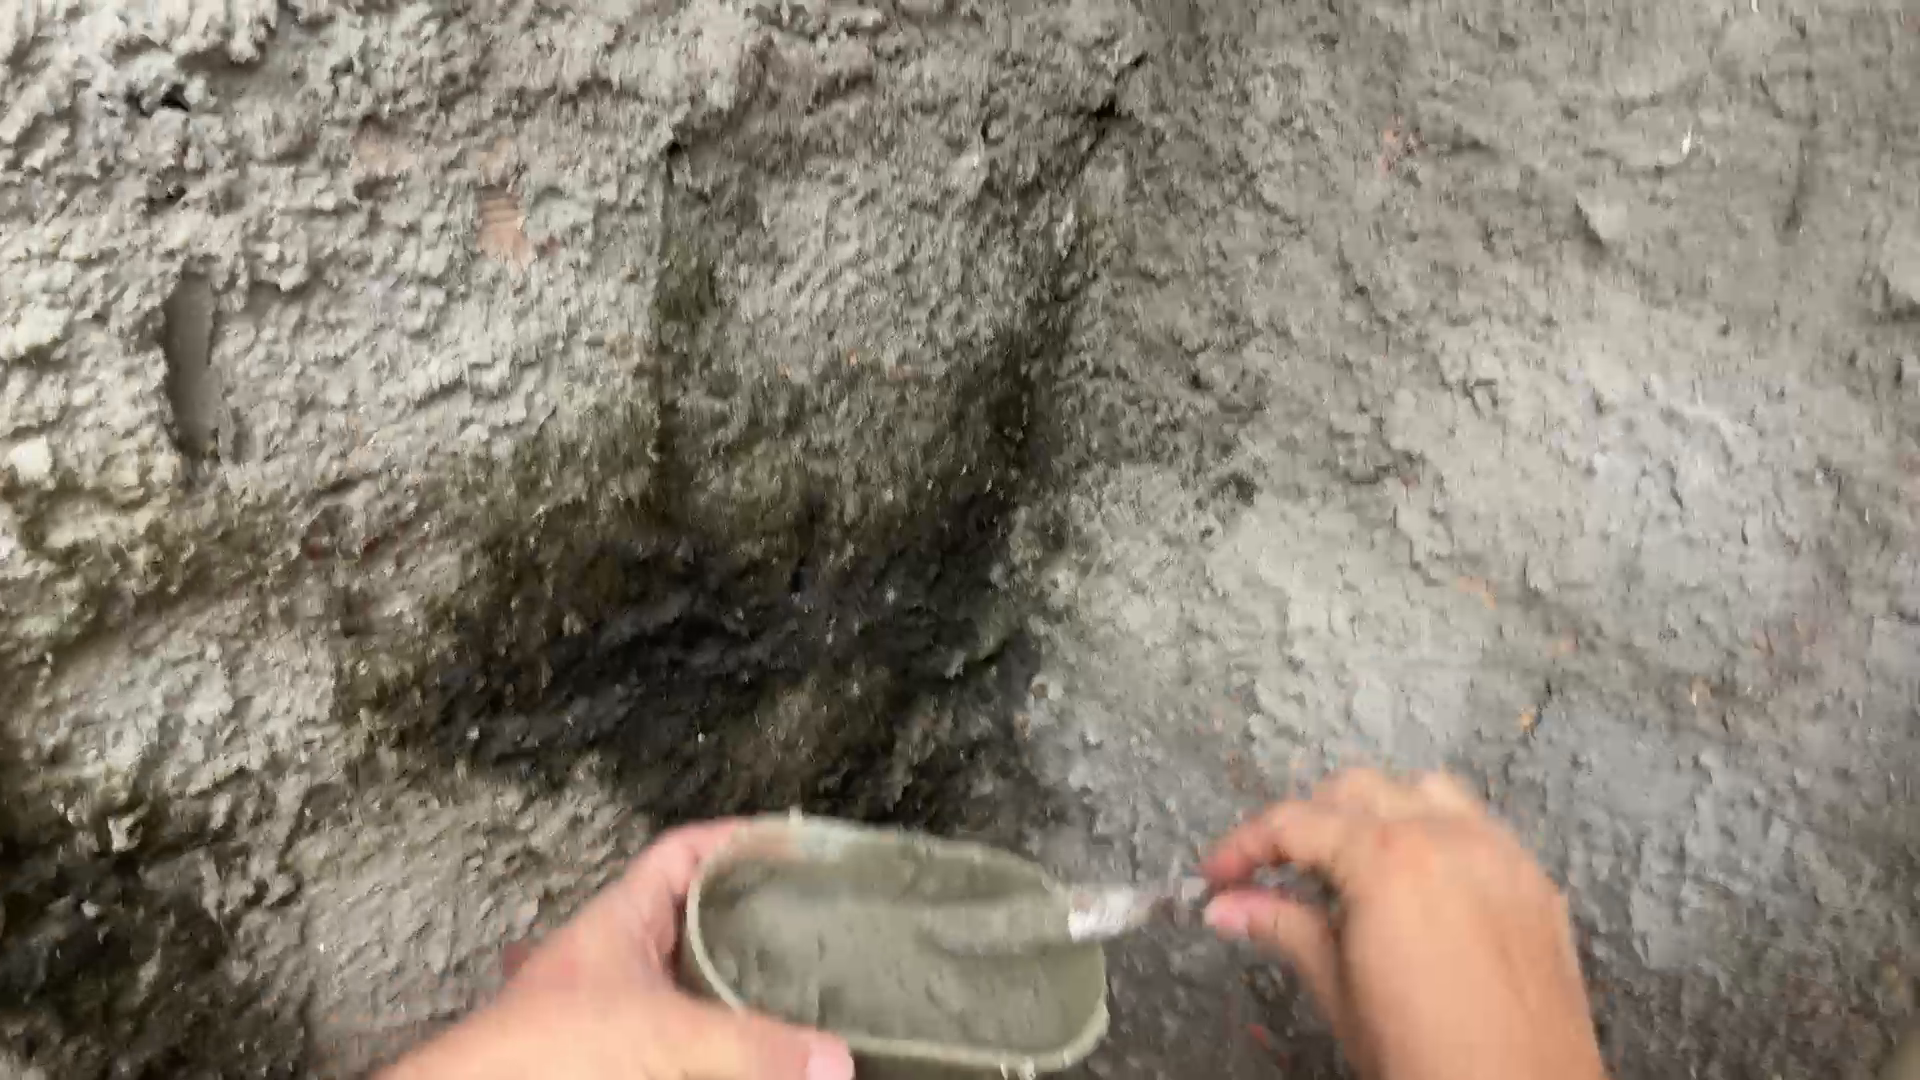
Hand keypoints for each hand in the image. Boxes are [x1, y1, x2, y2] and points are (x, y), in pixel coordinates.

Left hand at [381, 820, 854, 1079]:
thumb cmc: (534, 1059)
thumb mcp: (658, 1035)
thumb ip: (747, 1045)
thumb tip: (835, 1061)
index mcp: (623, 918)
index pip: (683, 850)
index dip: (734, 836)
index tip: (783, 839)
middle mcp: (619, 954)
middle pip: (693, 905)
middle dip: (745, 901)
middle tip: (803, 904)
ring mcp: (613, 1005)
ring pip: (686, 968)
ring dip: (730, 966)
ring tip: (789, 965)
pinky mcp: (615, 1052)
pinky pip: (680, 1022)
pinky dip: (713, 1022)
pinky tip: (743, 1036)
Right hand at [1201, 770, 1606, 1079]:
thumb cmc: (1424, 1061)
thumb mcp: (1335, 985)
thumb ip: (1278, 923)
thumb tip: (1221, 906)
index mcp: (1386, 859)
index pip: (1293, 823)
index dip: (1244, 846)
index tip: (1218, 872)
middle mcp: (1444, 837)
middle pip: (1351, 790)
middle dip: (1306, 823)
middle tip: (1278, 870)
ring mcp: (1497, 855)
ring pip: (1416, 789)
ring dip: (1373, 810)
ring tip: (1349, 859)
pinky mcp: (1534, 881)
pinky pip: (1473, 822)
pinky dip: (1432, 828)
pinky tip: (1414, 875)